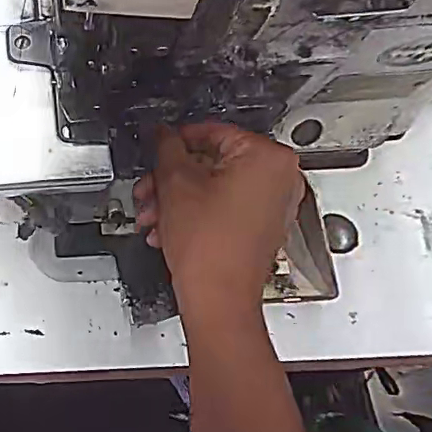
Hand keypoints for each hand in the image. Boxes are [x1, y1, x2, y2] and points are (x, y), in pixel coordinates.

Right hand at [134, 123, 305, 318]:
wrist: (218, 299)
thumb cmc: (210, 250)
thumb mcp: (176, 184)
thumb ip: (168, 149)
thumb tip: (165, 135)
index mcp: (268, 157)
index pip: (214, 132)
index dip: (177, 141)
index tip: (161, 146)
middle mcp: (280, 178)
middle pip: (214, 163)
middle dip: (172, 178)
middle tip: (151, 186)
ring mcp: (275, 205)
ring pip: (215, 188)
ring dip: (178, 198)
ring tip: (154, 212)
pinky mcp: (263, 227)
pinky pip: (226, 207)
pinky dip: (196, 213)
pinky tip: (168, 226)